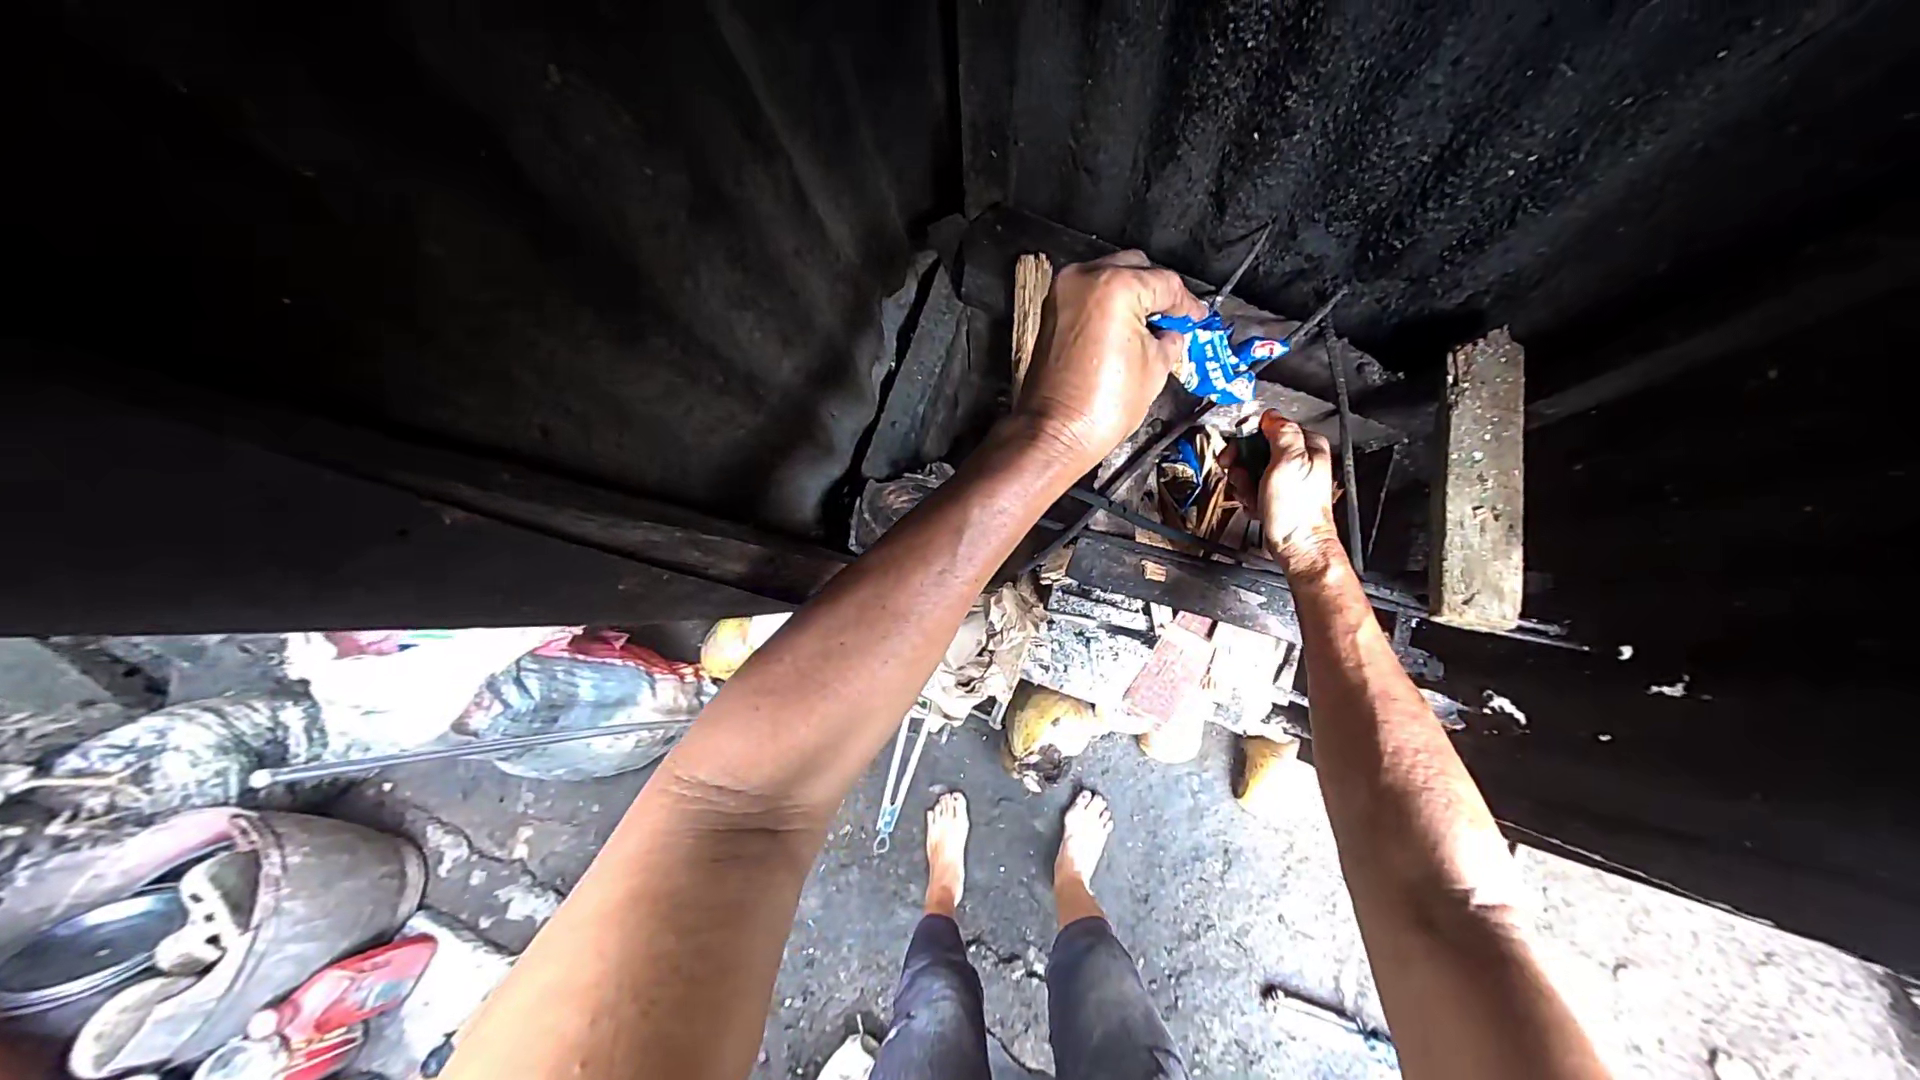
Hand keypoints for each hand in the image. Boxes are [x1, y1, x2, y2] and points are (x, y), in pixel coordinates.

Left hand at [1016, 250, 1205, 473]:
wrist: (1057, 433)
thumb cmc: (1099, 407)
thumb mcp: (1155, 368)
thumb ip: (1170, 339)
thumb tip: (1173, 332)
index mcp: (1114, 286)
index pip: (1165, 282)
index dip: (1187, 303)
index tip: (1197, 317)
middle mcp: (1083, 280)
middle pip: (1135, 269)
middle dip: (1158, 293)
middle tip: (1176, 319)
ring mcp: (1063, 295)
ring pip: (1109, 279)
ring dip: (1132, 297)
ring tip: (1151, 326)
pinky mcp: (1051, 313)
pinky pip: (1088, 297)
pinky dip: (1108, 307)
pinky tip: (1125, 330)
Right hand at [1224, 411, 1344, 577]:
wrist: (1296, 545)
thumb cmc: (1296, 511)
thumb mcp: (1289, 462)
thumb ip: (1281, 433)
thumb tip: (1271, 416)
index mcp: (1307, 446)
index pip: (1270, 426)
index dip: (1248, 436)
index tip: (1237, 450)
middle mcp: (1298, 460)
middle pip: (1255, 448)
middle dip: (1242, 463)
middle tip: (1241, 474)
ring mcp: (1285, 478)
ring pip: (1250, 468)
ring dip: (1243, 482)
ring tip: (1251, 494)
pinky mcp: (1274, 495)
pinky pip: (1251, 486)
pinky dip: (1247, 495)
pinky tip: (1254, 503)